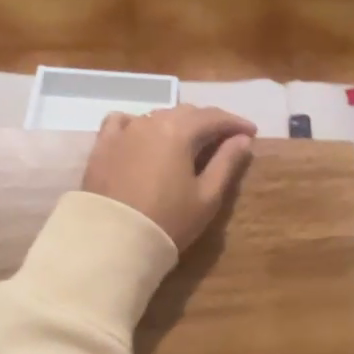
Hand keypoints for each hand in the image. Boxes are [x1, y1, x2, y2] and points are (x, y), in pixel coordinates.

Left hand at [82, 106, 256, 251]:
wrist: (113, 240)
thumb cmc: (168, 220)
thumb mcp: (207, 196)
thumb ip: (227, 163)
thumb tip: (242, 139)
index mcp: (179, 130)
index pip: (214, 117)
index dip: (235, 123)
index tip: (251, 132)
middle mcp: (151, 121)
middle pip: (186, 113)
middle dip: (208, 122)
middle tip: (224, 138)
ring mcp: (124, 131)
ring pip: (157, 116)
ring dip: (177, 123)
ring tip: (188, 140)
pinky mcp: (102, 145)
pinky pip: (122, 122)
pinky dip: (138, 123)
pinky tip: (143, 134)